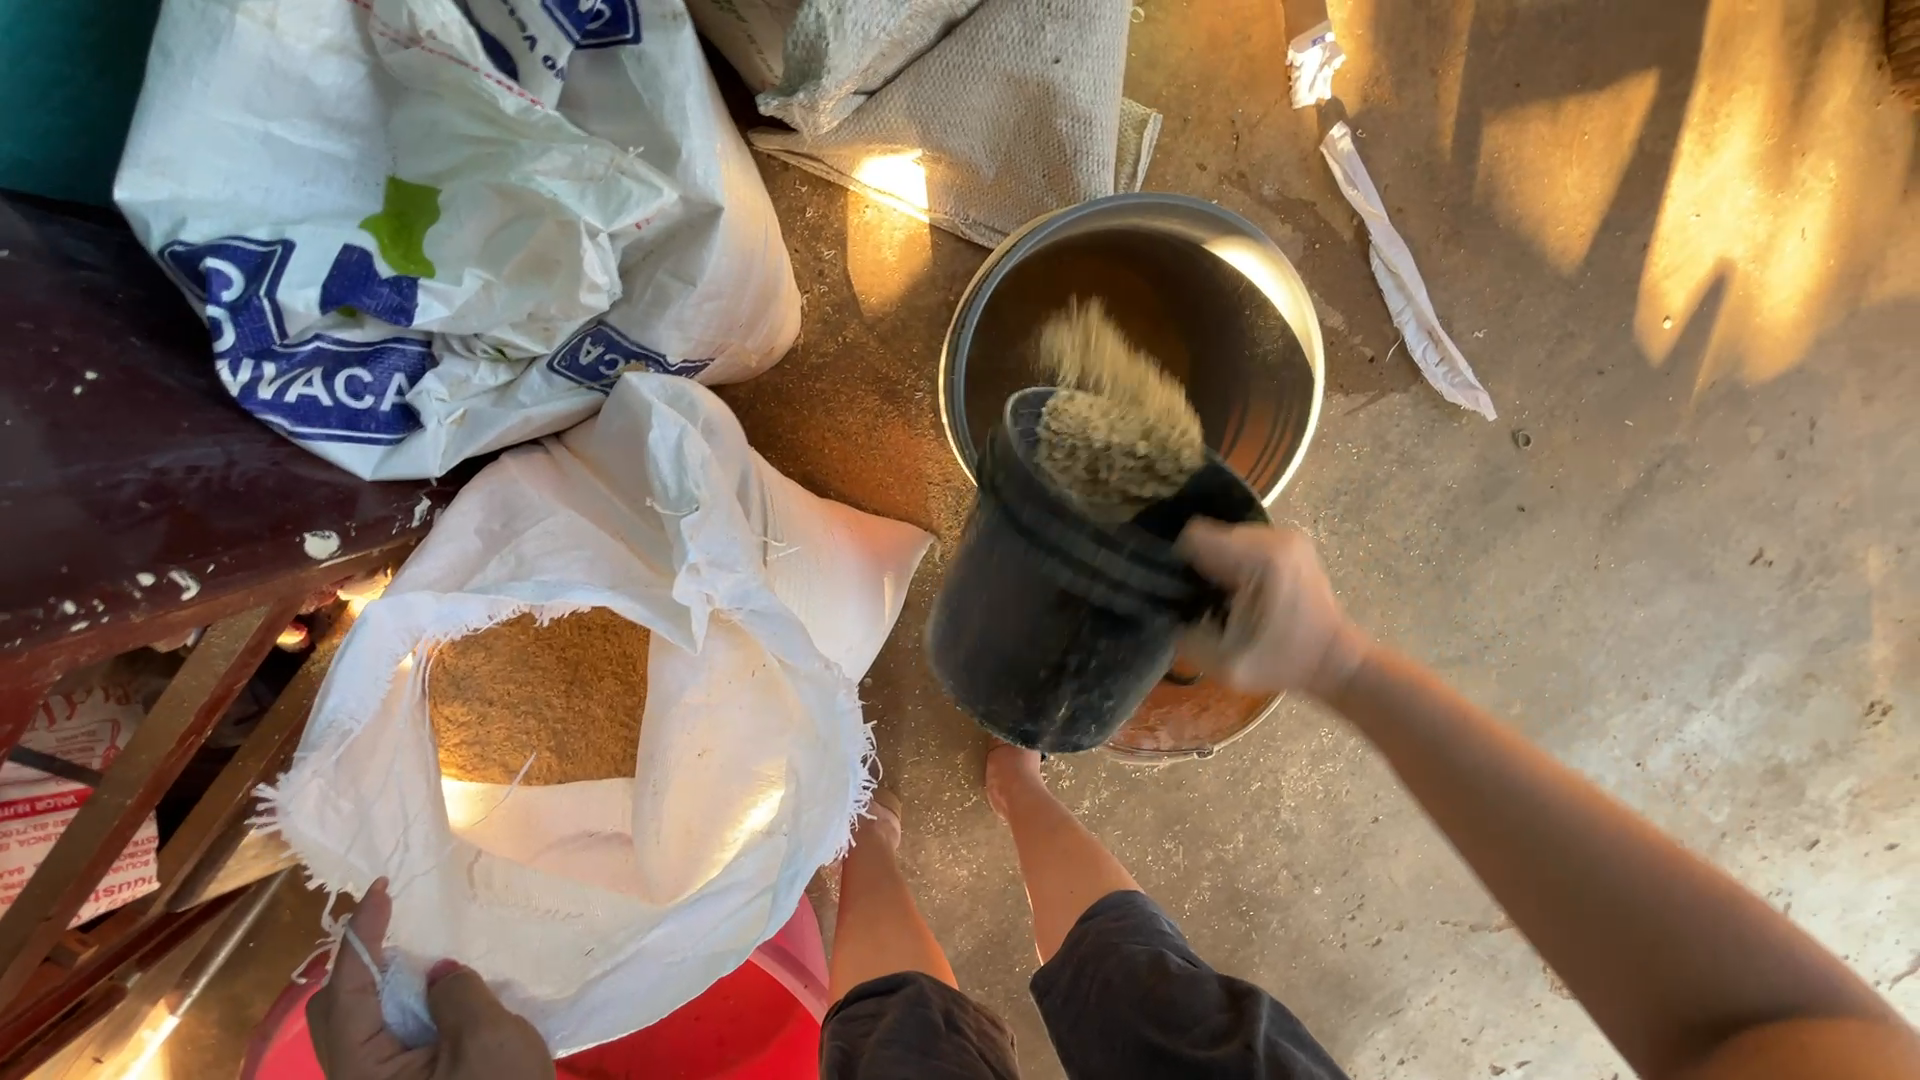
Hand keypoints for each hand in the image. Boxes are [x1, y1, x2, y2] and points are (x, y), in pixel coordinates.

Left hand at [307, 880, 554, 1079]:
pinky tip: (434, 991)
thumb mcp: (487, 1038)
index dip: (361, 936)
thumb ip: (457, 993)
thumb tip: (438, 974)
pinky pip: (387, 1035)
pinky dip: (404, 1002)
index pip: (346, 991)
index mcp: (362, 1073)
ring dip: (386, 980)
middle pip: (336, 1008)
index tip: (383, 889)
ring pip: (361, 1022)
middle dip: (361, 959)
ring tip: (419, 949)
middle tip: (395, 916)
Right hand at [1175, 520, 1368, 699]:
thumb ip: (1184, 635)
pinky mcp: (1291, 543)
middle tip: (1206, 602)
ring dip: (1219, 565)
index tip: (1185, 594)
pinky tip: (1243, 593)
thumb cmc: (1283, 663)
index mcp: (1261, 558)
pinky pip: (1244, 543)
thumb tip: (1165, 611)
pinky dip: (1235, 564)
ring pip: (1225, 537)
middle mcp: (1275, 536)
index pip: (1195, 537)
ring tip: (1226, 599)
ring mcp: (1286, 536)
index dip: (1181, 565)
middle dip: (1202, 566)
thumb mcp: (1223, 663)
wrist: (1335, 663)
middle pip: (1211, 535)